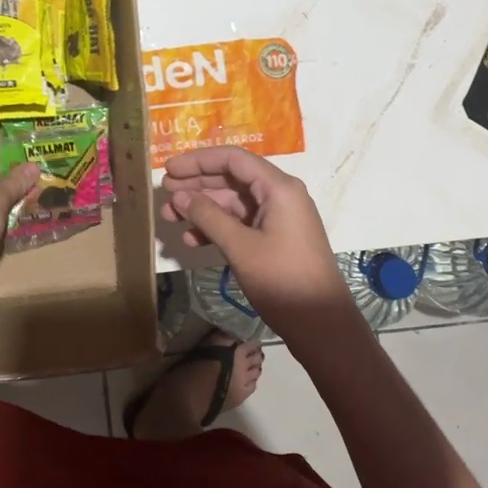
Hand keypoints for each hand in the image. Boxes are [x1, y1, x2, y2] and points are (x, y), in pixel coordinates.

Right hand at [160, 146, 349, 334]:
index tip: (168, 170)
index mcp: (278, 188)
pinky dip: (217, 228)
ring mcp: (278, 218)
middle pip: (231, 178)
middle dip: (196, 185)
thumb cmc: (283, 280)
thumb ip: (207, 216)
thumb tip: (178, 196)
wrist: (324, 327)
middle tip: (164, 193)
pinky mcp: (275, 238)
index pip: (232, 159)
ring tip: (170, 219)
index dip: (198, 161)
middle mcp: (280, 195)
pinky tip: (193, 241)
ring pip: (233, 202)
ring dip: (202, 209)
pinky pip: (240, 223)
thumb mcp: (240, 247)